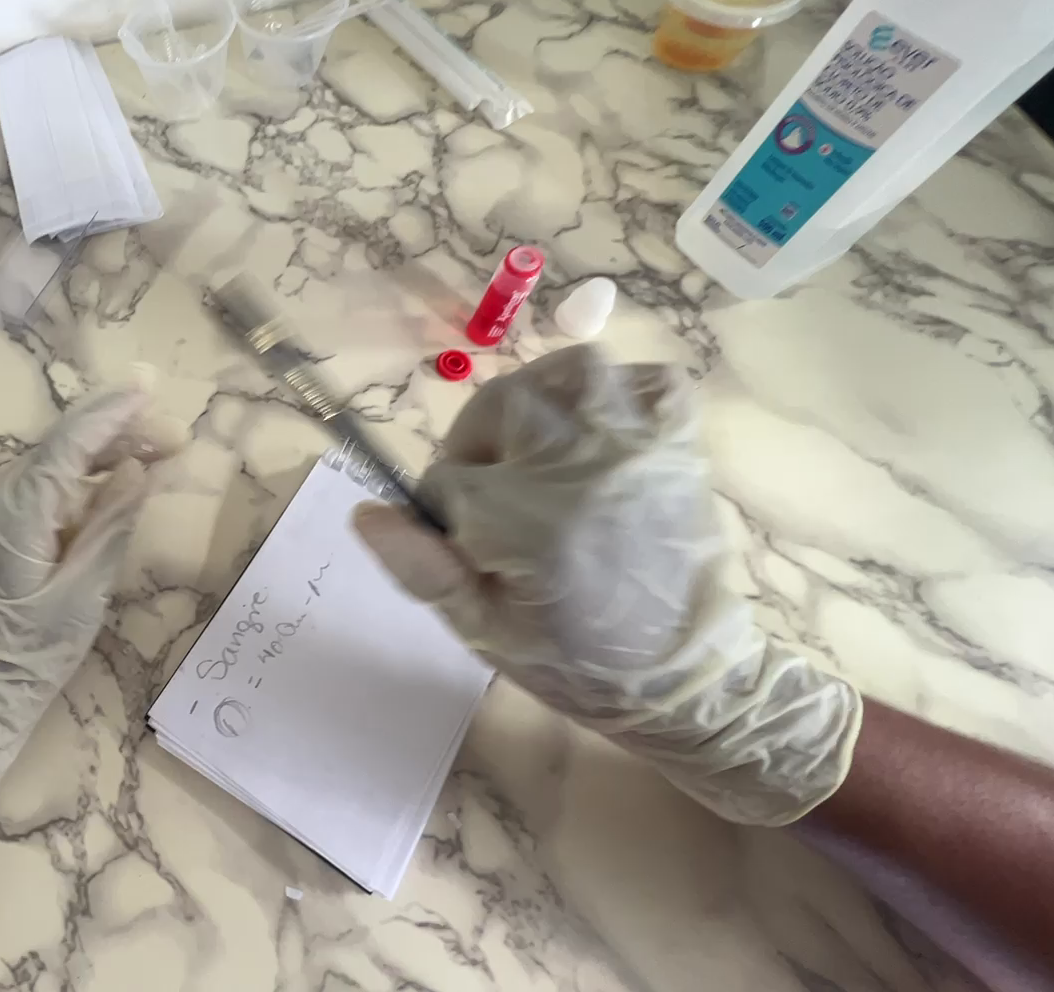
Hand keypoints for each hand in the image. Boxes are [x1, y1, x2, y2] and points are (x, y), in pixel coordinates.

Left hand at [0, 382, 169, 830]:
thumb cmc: (34, 654)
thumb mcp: (83, 593)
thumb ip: (110, 524)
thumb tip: (138, 469)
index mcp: (11, 520)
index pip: (65, 450)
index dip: (109, 415)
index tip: (148, 386)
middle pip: (59, 448)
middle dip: (117, 431)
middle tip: (174, 433)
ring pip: (50, 462)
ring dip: (102, 452)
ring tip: (157, 448)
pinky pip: (38, 485)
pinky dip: (78, 476)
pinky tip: (115, 475)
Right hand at [352, 344, 861, 826]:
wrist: (687, 679)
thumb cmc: (570, 659)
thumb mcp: (477, 628)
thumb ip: (418, 567)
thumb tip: (366, 512)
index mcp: (528, 520)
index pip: (446, 477)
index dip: (437, 507)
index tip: (456, 539)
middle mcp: (582, 469)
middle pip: (499, 404)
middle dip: (475, 442)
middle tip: (487, 486)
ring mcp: (639, 449)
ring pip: (569, 373)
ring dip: (536, 400)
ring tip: (532, 445)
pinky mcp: (679, 445)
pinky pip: (647, 379)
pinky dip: (615, 392)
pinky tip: (596, 431)